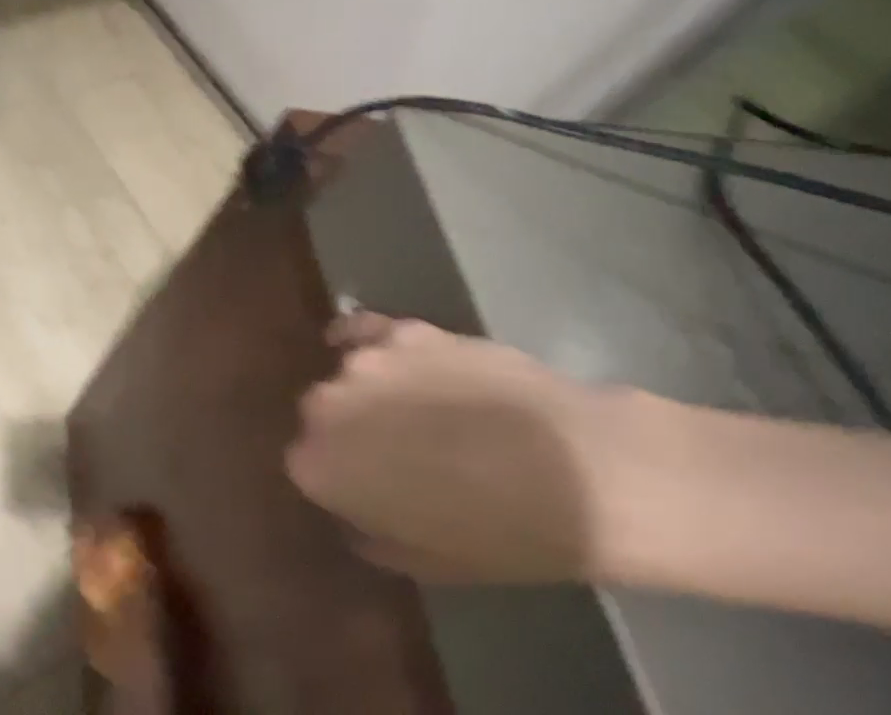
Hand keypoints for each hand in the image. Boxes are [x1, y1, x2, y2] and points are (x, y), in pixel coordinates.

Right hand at [285, 313, 643, 583]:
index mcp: (319, 467)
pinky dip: (359, 338)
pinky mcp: (405, 329)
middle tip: (395, 454)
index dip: (338, 479)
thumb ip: (368, 533)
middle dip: (347, 432)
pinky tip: (377, 352)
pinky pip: (360, 330)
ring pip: (347, 376)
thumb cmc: (502, 533)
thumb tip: (353, 515)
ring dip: (368, 392)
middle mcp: (325, 406)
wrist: (585, 470)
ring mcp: (364, 361)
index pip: (305, 466)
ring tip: (416, 410)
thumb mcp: (425, 562)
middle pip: (321, 416)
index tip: (369, 490)